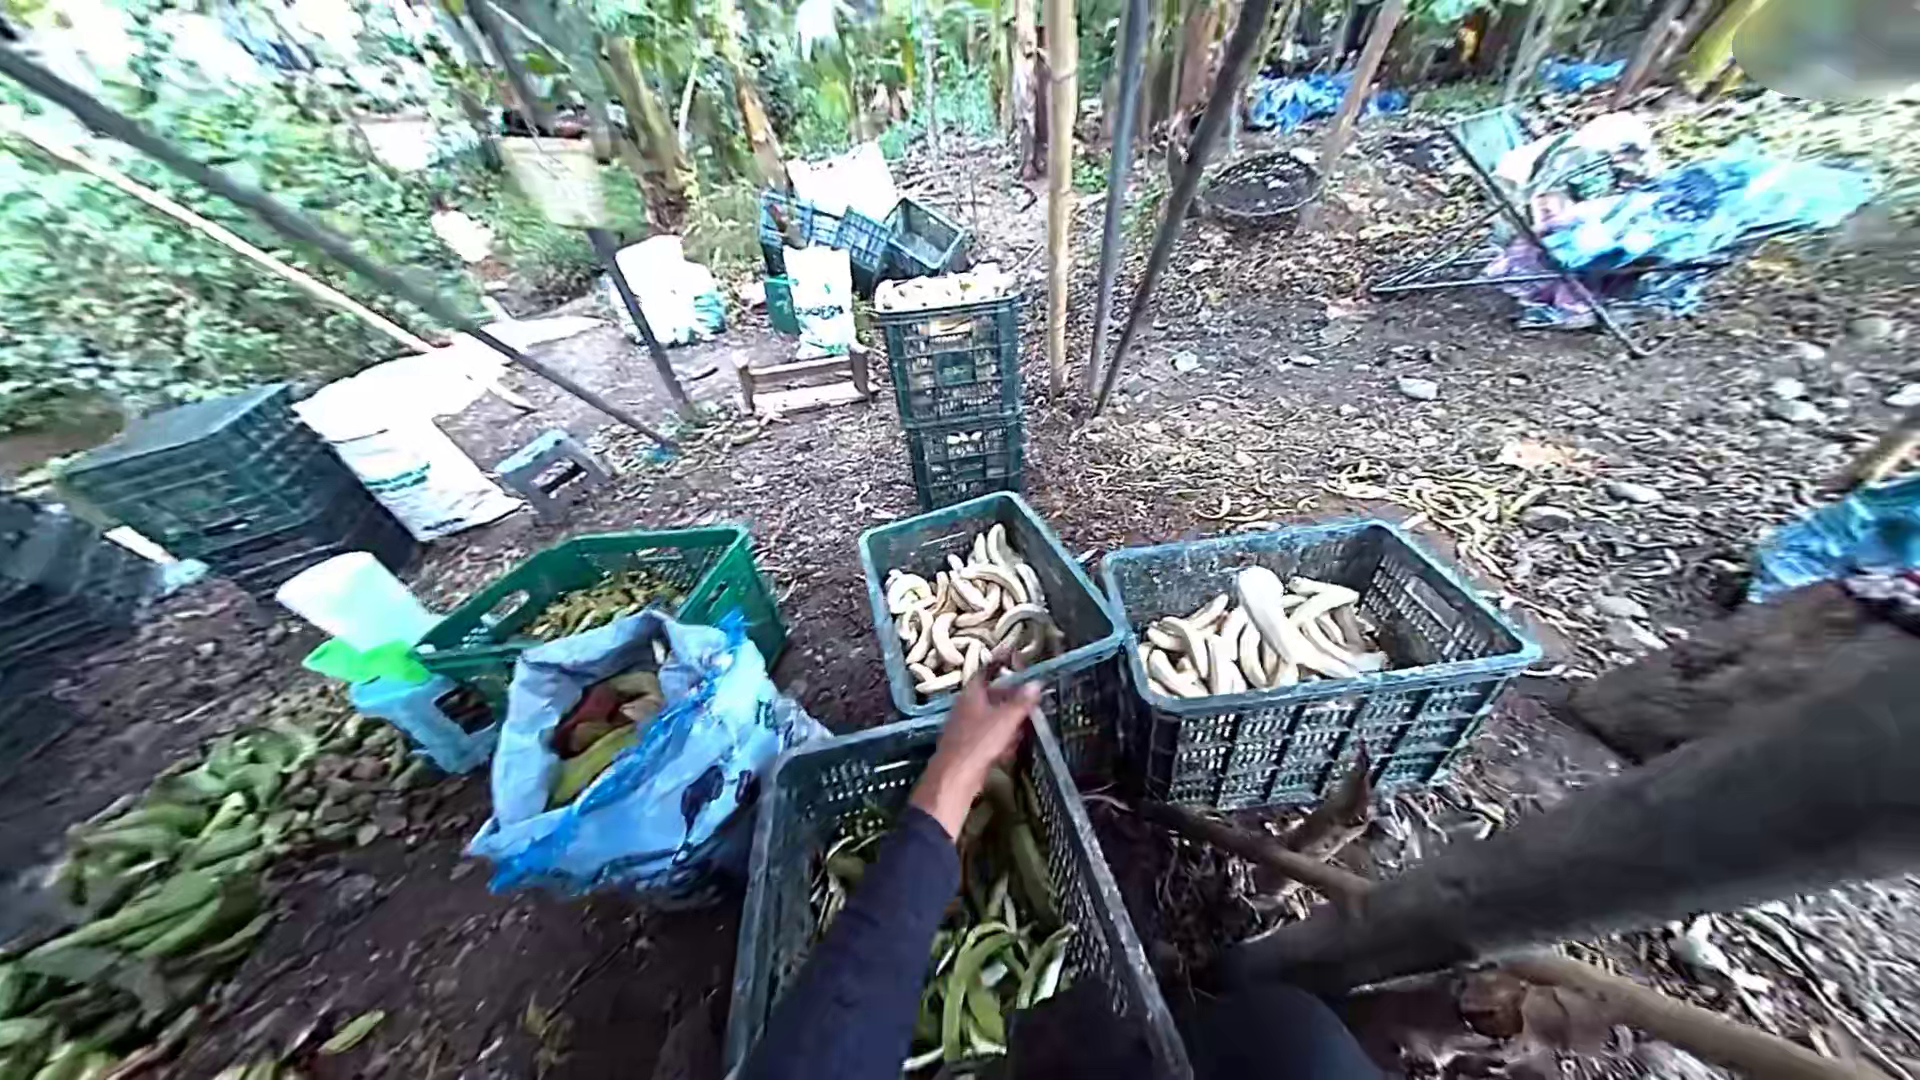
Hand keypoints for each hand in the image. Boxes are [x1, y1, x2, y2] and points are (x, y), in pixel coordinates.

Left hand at [909, 671, 1041, 839]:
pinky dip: (1001, 739)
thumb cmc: (980, 741)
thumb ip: (1022, 701)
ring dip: (1008, 721)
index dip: (1000, 668)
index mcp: (972, 694)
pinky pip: (988, 737)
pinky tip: (1013, 748)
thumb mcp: (1006, 719)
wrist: (956, 777)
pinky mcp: (968, 748)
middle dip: (1010, 698)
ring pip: (990, 718)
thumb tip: (1036, 682)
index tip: (1016, 665)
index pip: (985, 673)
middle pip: (990, 697)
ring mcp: (965, 728)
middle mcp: (966, 707)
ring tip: (1027, 724)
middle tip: (1030, 699)